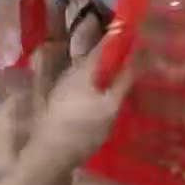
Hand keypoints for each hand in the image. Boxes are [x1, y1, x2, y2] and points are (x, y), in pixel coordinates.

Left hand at [28, 45, 131, 170]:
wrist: (51, 153)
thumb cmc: (83, 129)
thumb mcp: (110, 108)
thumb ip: (122, 83)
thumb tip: (133, 60)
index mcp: (83, 70)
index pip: (102, 47)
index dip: (115, 38)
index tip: (128, 31)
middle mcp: (70, 73)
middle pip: (92, 59)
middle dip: (108, 56)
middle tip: (127, 57)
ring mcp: (61, 87)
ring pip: (85, 72)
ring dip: (100, 71)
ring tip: (117, 76)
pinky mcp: (58, 101)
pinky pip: (79, 84)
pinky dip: (92, 83)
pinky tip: (100, 94)